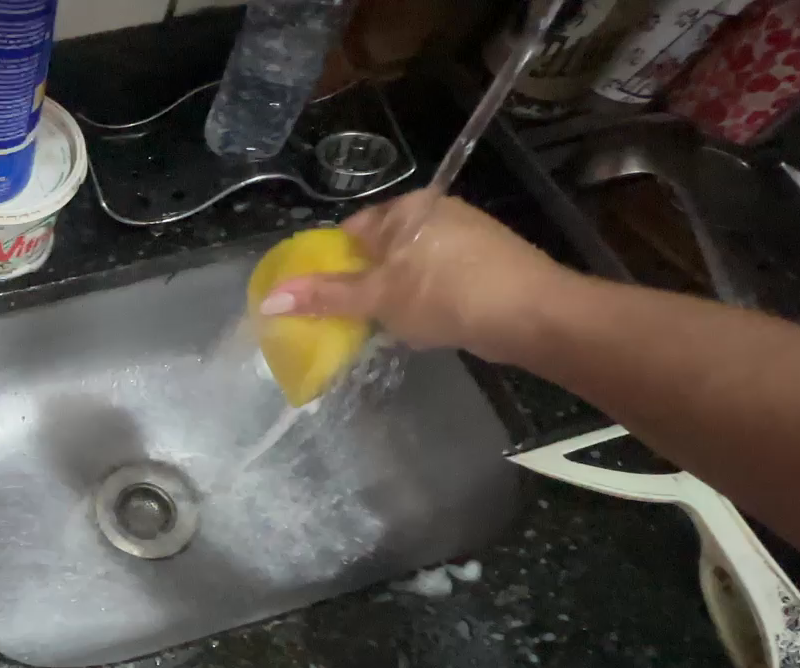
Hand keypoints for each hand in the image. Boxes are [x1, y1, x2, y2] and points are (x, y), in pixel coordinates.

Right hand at [260, 190, 576, 356]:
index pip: (348, 233)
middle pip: (374, 253)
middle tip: (349, 319)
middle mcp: (433, 212)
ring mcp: (460, 237)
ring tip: (383, 326)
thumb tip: (267, 300)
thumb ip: (323, 297)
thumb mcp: (376, 298)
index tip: (321, 300)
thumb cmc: (445, 295)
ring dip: (387, 298)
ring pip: (402, 269)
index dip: (329, 267)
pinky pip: (429, 280)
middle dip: (359, 286)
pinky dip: (417, 302)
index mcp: (406, 209)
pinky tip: (419, 325)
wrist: (531, 315)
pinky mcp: (479, 263)